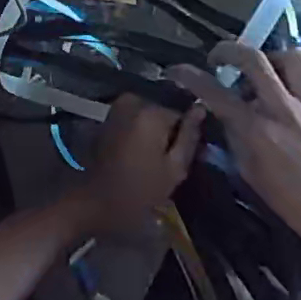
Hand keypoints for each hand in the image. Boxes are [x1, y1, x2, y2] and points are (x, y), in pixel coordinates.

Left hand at [67, 94, 206, 234]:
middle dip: (169, 130)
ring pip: (147, 114)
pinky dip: (139, 130)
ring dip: (154, 131)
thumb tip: (200, 108)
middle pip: (162, 112)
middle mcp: (132, 101)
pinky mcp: (107, 116)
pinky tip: (142, 151)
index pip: (181, 114)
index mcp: (150, 112)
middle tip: (171, 157)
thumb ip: (189, 136)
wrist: (99, 198)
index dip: (186, 135)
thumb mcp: (175, 167)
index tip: (187, 154)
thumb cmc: (142, 188)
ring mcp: (116, 107)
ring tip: (157, 156)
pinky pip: (132, 118)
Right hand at [171, 45, 300, 257]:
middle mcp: (282, 110)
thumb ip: (233, 134)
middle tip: (219, 59)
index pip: (213, 91)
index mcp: (256, 129)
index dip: (188, 76)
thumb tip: (223, 113)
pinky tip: (300, 85)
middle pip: (253, 59)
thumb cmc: (288, 201)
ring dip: (272, 58)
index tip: (175, 71)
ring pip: (294, 59)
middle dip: (228, 50)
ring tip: (264, 71)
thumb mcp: (247, 170)